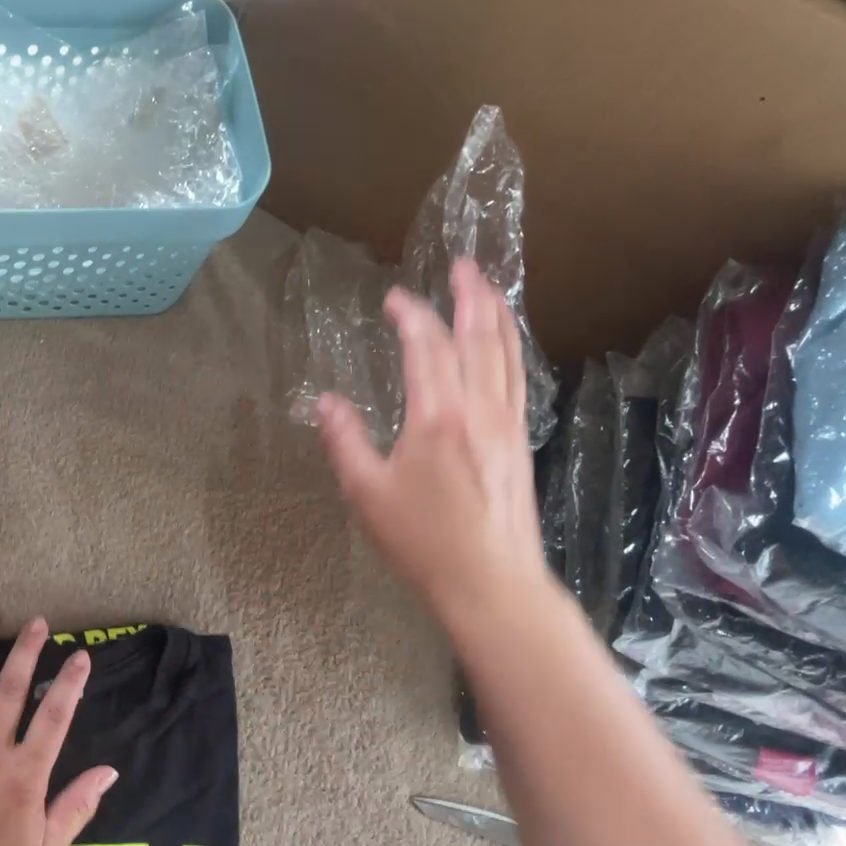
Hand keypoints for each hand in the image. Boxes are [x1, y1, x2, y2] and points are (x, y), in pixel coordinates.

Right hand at [315, 259, 551, 624]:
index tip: (394, 297)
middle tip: (464, 265)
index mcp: (438, 418)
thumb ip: (345, 441)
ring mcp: (506, 425)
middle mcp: (480, 410)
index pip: (427, 349)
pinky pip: (515, 379)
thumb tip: (327, 402)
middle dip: (472, 297)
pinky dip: (508, 349)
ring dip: (497, 317)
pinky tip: (502, 347)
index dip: (412, 316)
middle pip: (481, 339)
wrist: (490, 581)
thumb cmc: (421, 540)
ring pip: (507, 356)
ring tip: (488, 289)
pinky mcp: (518, 442)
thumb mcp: (366, 493)